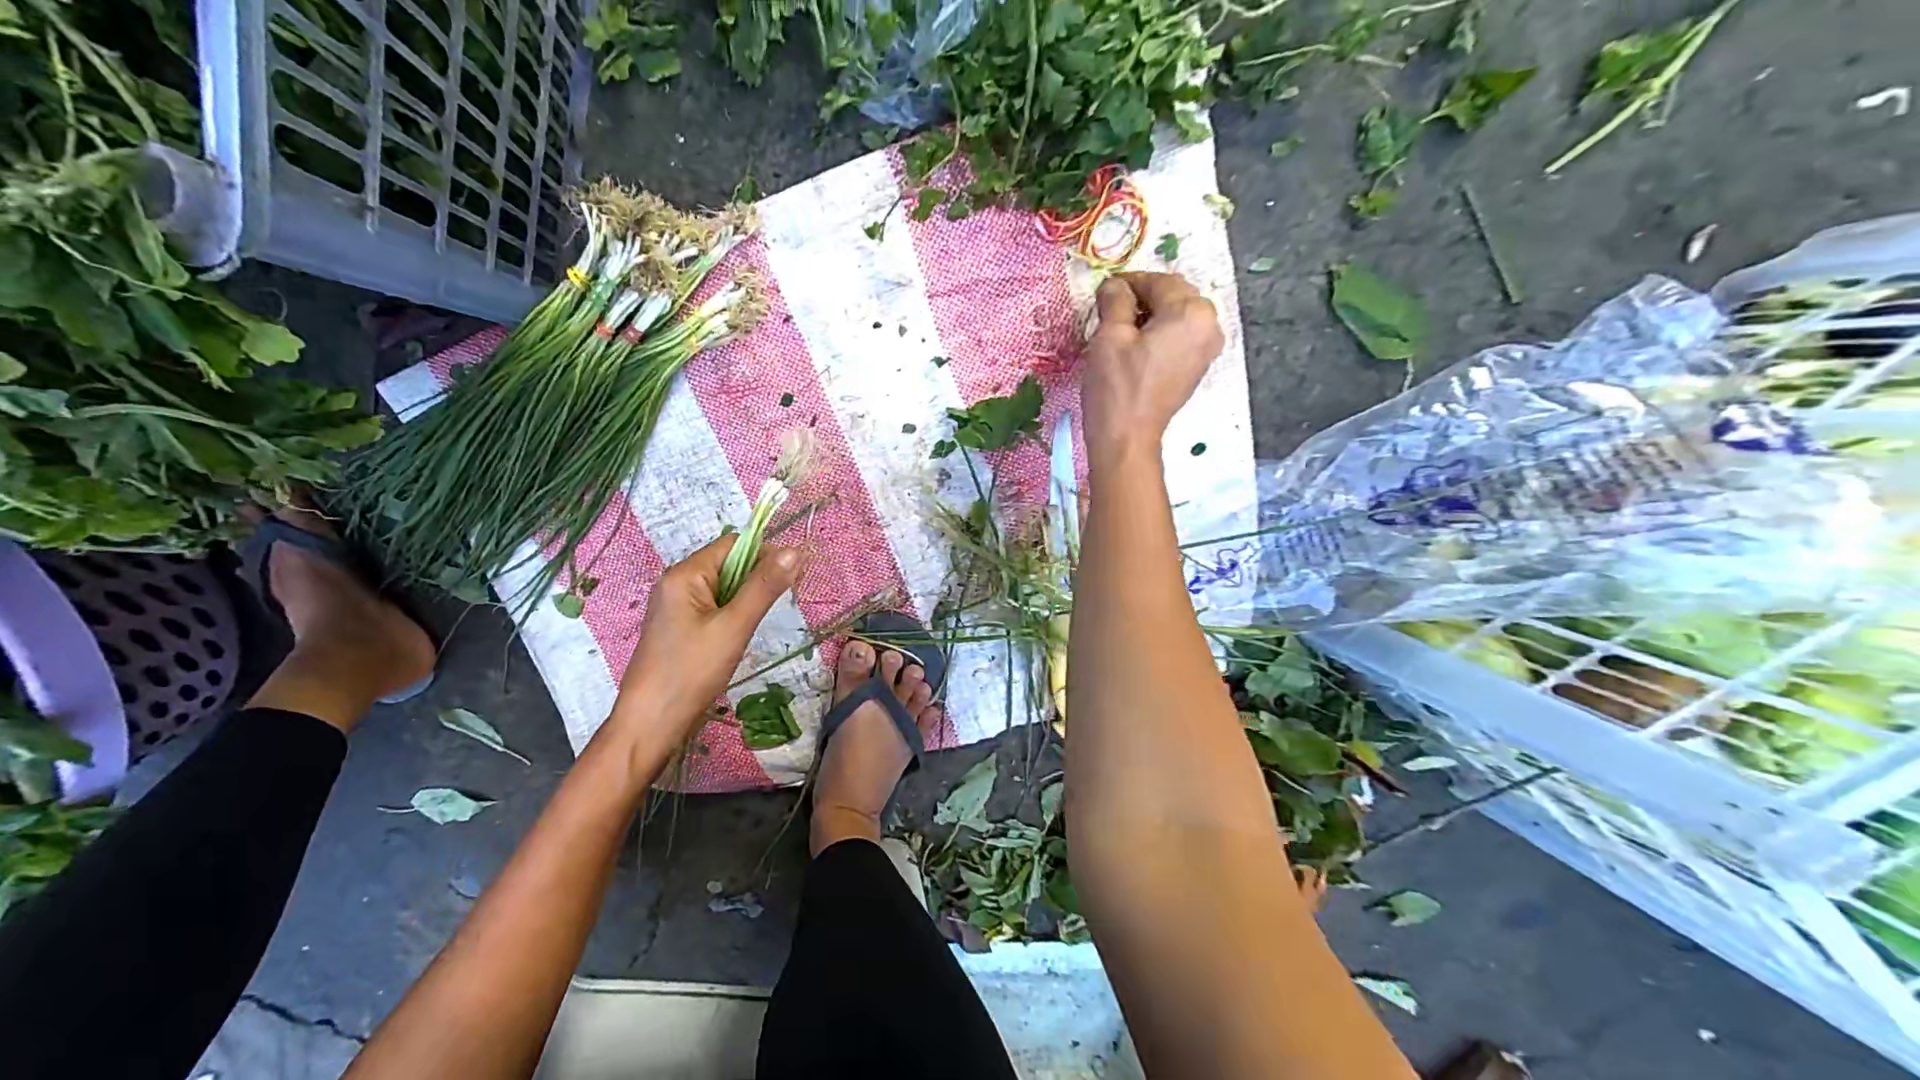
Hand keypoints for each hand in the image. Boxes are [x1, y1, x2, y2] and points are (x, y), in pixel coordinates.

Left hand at [610, 536, 802, 741]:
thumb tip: (794, 551)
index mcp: (684, 574)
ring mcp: (676, 607)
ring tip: (759, 622)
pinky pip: (715, 608)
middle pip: (729, 564)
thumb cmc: (690, 672)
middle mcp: (677, 583)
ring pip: (724, 588)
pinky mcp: (680, 628)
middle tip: (784, 601)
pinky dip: (734, 614)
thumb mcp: (734, 626)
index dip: (766, 553)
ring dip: (748, 598)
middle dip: (758, 577)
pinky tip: (741, 635)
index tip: (794, 575)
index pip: (733, 544)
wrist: (650, 724)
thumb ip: (764, 587)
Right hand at [1082, 272, 1223, 467]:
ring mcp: (1207, 348)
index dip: (1128, 282)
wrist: (1127, 437)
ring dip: (1151, 315)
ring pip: (1177, 315)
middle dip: (1142, 297)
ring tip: (1121, 330)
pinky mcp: (1197, 366)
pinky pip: (1180, 336)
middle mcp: (1209, 325)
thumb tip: (1115, 285)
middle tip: (1110, 310)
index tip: (1104, 290)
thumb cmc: (1117, 386)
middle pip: (1174, 295)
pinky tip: (1136, 346)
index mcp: (1192, 312)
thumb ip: (1115, 299)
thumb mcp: (1110, 335)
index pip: (1158, 281)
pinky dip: (1160, 333)